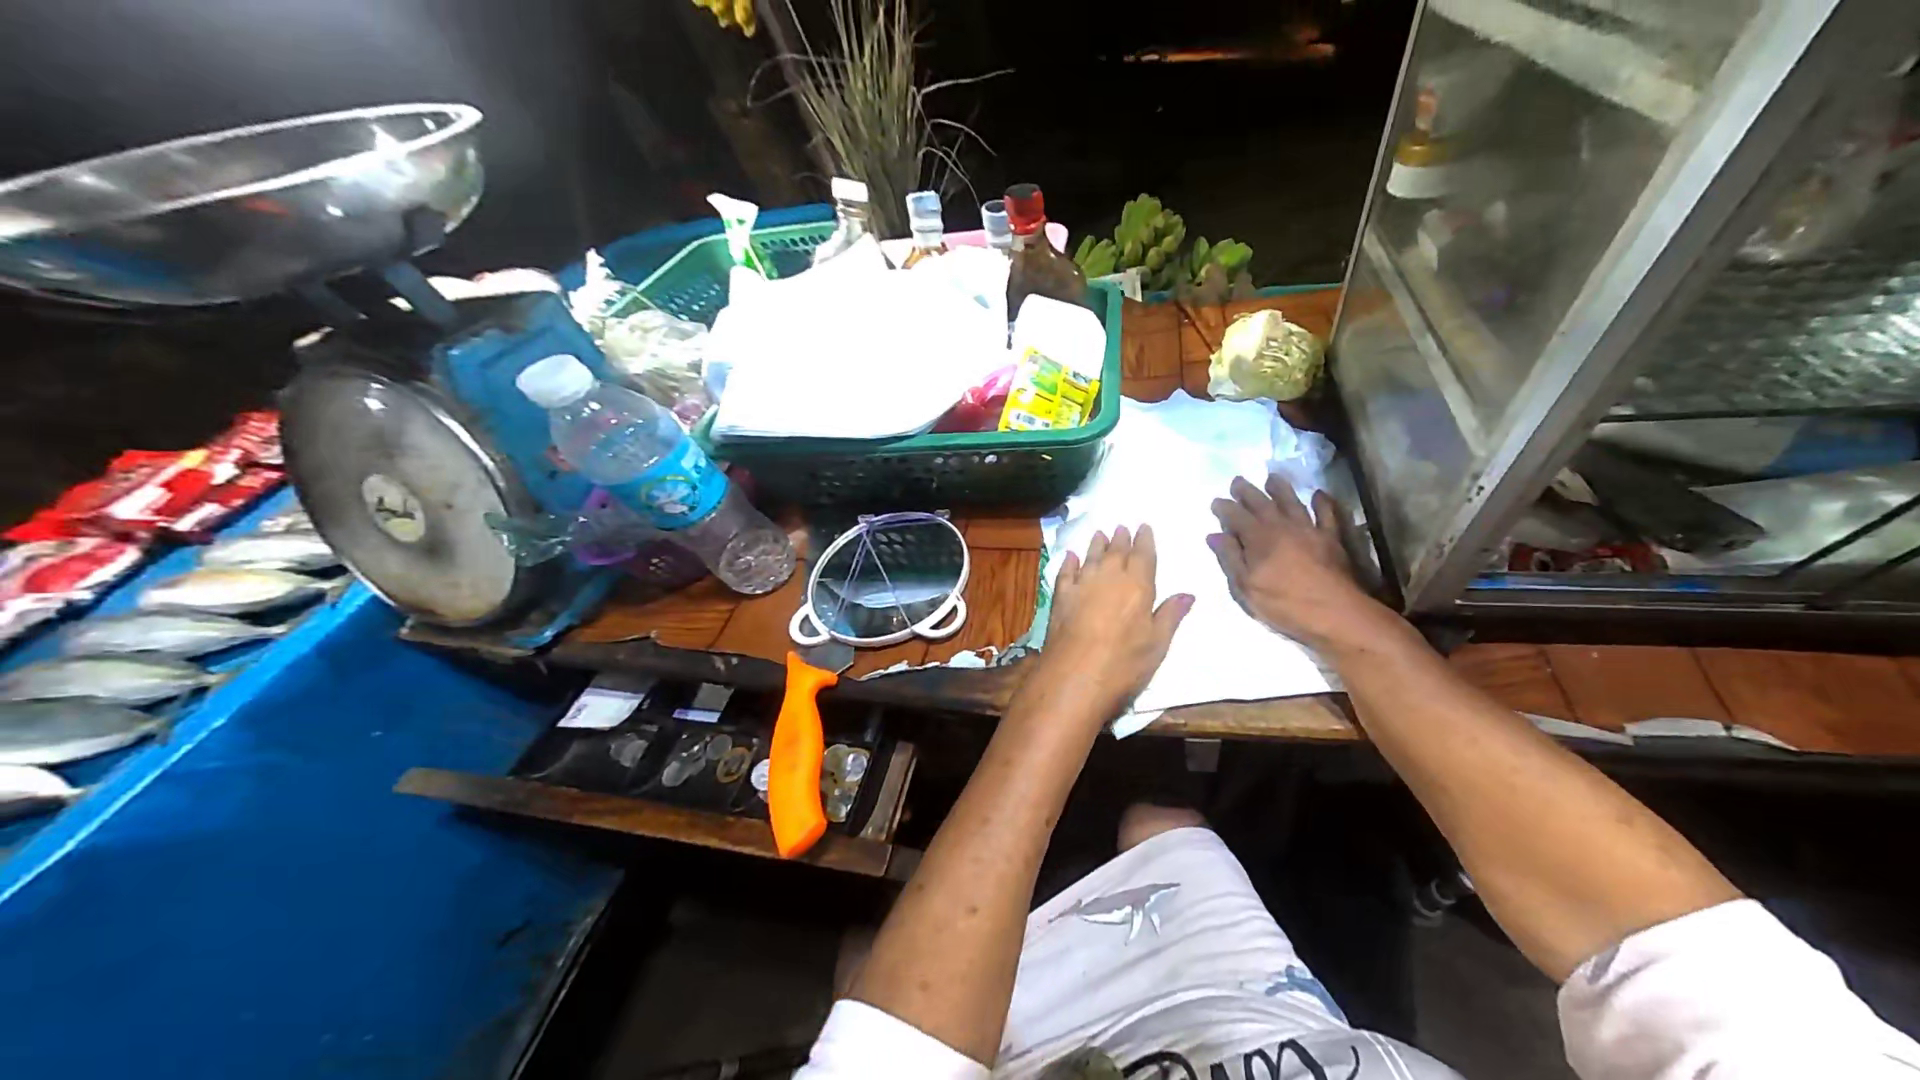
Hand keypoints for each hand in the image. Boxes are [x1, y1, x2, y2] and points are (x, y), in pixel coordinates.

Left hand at [1040, 525, 1192, 720]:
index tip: (1143, 526)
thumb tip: (1188, 593)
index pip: (1143, 556)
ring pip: (1091, 557)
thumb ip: (1170, 615)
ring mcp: (1082, 586)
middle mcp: (1109, 578)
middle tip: (1121, 526)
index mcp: (1138, 586)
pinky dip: (1069, 562)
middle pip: (1116, 552)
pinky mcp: (1060, 598)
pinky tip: (1070, 556)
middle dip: (1120, 538)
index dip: (1144, 540)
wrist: (1075, 676)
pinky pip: (1065, 573)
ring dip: (1096, 545)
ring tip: (1100, 534)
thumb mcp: (1157, 644)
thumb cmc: (1125, 663)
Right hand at [1209, 475, 1398, 652]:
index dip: (1224, 508)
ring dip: (1280, 488)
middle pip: (1261, 503)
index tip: (1216, 502)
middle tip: (1237, 481)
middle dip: (1247, 491)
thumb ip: (1230, 558)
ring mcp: (1309, 530)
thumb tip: (1215, 535)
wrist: (1333, 613)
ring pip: (1291, 502)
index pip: (1236, 516)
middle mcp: (1281, 527)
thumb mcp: (1245, 587)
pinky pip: (1327, 514)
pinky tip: (1319, 494)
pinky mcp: (1331, 538)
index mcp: (1257, 538)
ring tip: (1272, 477)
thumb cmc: (1282, 604)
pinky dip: (1323, 502)